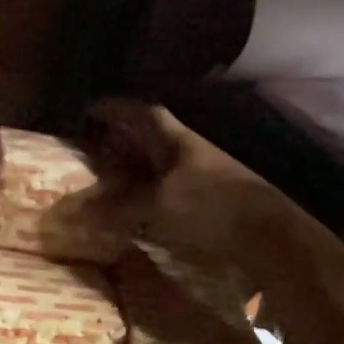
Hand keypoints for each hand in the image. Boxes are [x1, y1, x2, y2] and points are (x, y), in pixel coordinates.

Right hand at [85, 98, 288, 274]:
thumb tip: (75, 210)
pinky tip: (135, 210)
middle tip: (90, 146)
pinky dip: (146, 194)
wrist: (268, 235)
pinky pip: (166, 189)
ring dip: (133, 168)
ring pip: (158, 164)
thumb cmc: (213, 207)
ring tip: (106, 178)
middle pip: (149, 137)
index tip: (88, 108)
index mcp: (176, 140)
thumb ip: (118, 206)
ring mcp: (199, 176)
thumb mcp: (159, 204)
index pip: (140, 112)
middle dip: (120, 138)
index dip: (114, 108)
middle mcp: (188, 151)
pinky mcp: (206, 201)